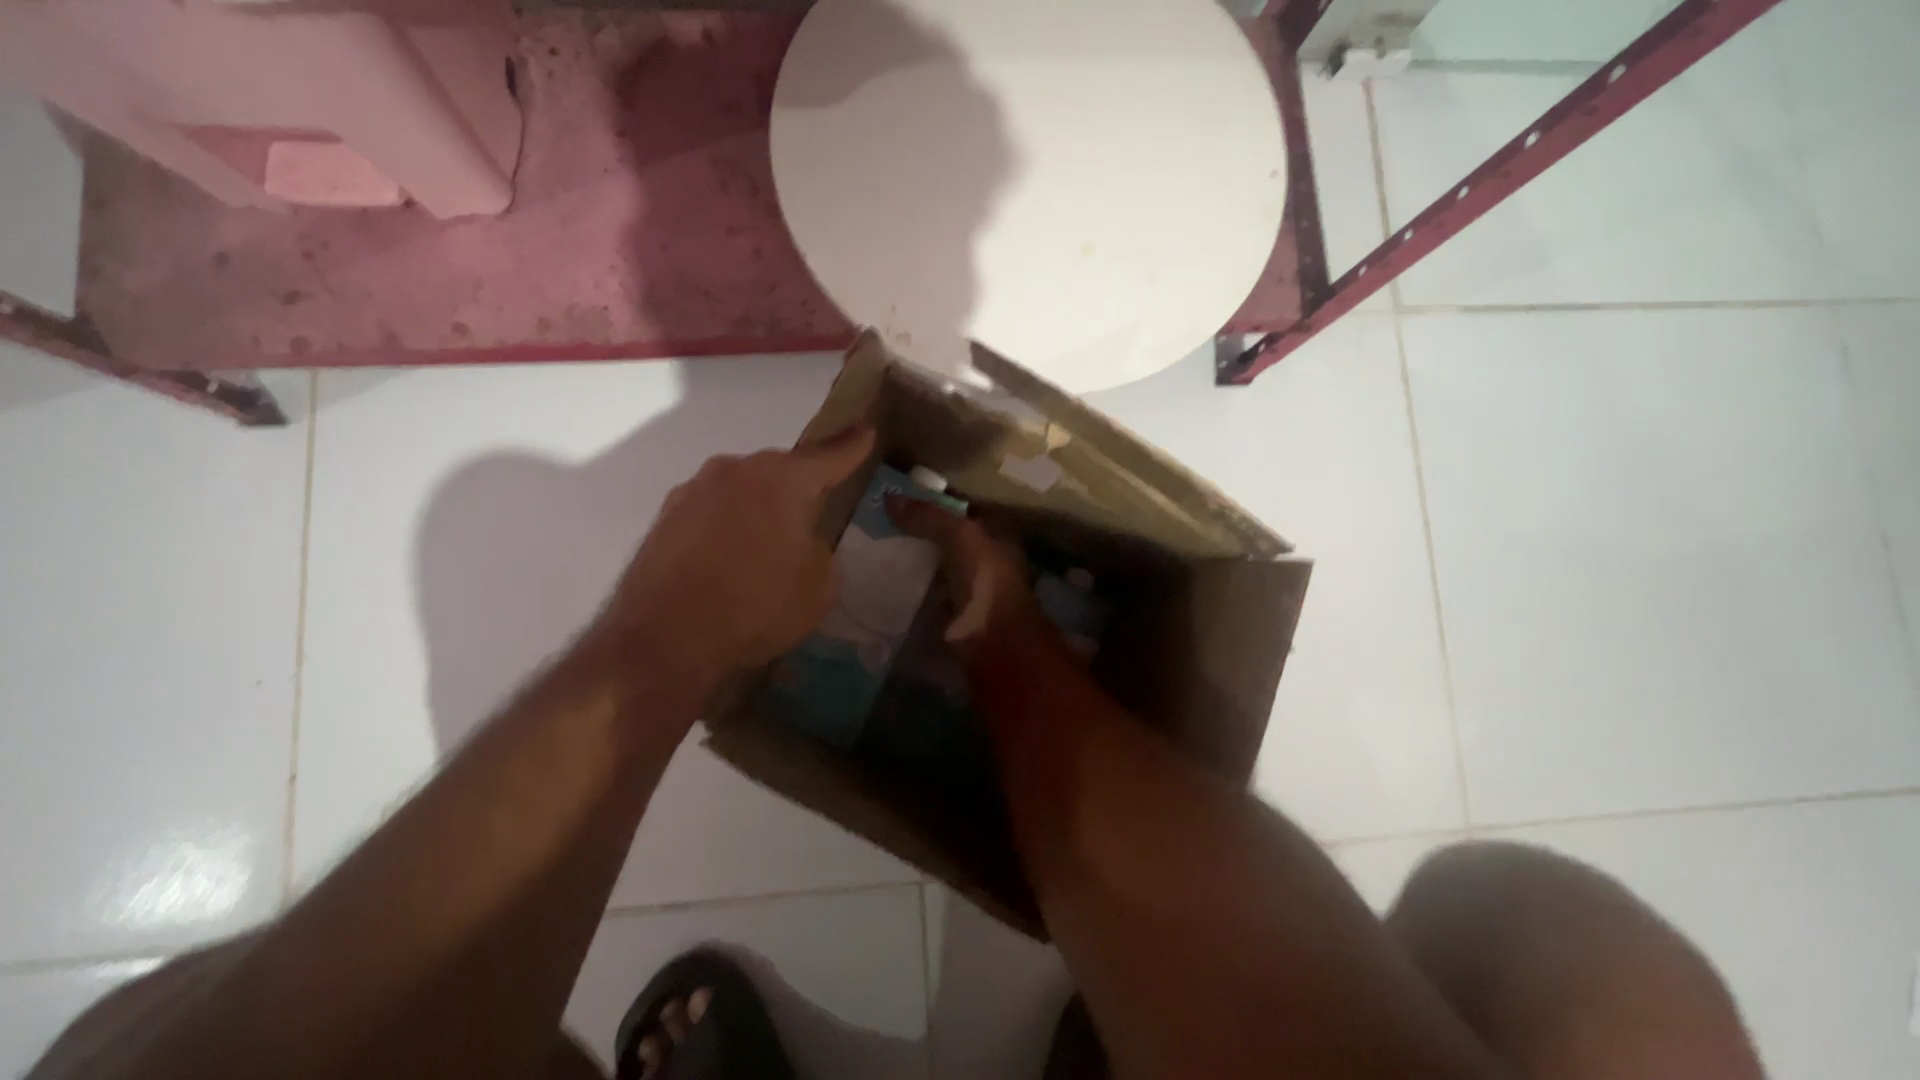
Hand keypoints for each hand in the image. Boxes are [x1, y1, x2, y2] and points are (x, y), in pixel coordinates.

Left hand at [595, 427, 877, 681]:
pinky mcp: (665, 518)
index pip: (830, 457)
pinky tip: (727, 564)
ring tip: (764, 550)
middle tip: (811, 516)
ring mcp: (694, 491)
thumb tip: (804, 543)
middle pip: (779, 472)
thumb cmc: (758, 606)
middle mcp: (736, 471)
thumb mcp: (819, 587)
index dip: (852, 446)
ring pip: (741, 492)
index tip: (866, 431)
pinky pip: (710, 515)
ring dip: (757, 511)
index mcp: (783, 479)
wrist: (666, 638)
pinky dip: (725, 530)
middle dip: (797, 489)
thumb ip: (821, 552)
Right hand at [885, 495, 1053, 661]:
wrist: (992, 638)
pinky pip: (924, 593)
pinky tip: (879, 578)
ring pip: (934, 566)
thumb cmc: (986, 578)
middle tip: (878, 520)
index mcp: (996, 535)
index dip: (937, 501)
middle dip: (918, 531)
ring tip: (871, 545)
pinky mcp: (950, 613)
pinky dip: (907, 588)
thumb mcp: (960, 535)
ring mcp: (967, 588)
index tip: (901, 496)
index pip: (964, 510)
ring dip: (910, 560)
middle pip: (946, 538)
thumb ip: (928, 516)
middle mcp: (984, 559)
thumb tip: (890, 497)